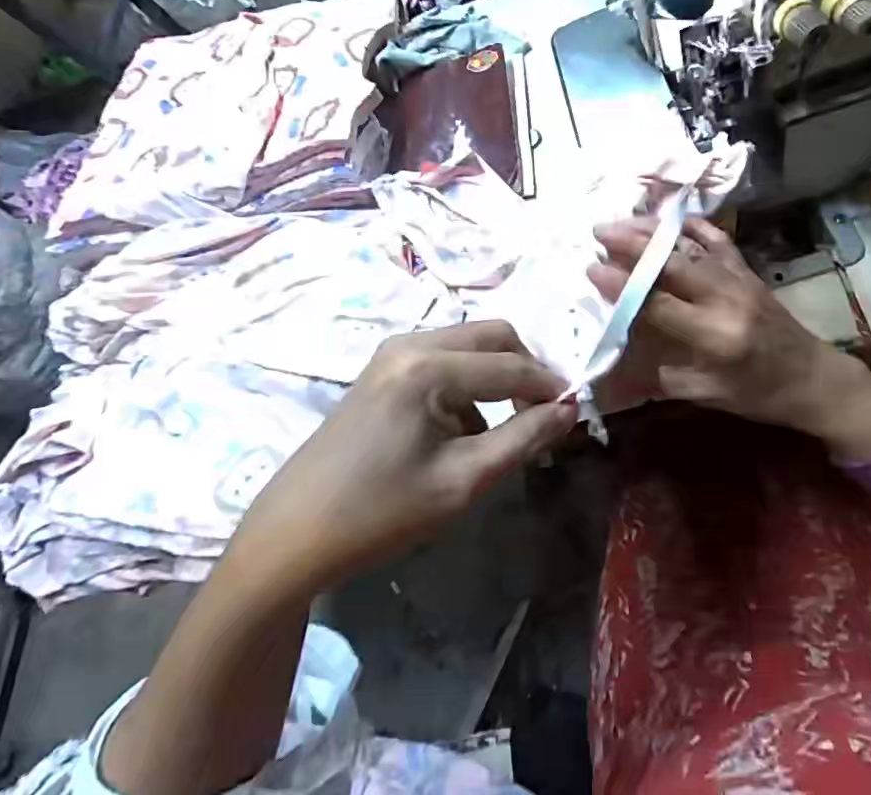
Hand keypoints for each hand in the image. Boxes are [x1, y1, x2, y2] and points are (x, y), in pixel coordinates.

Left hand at [226, 322, 575, 592]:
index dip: (551, 388)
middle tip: (545, 413)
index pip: (513, 366)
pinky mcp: (382, 370)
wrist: (293, 534)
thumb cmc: (381, 512)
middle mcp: (412, 343)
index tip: (577, 412)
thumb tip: (569, 410)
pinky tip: (464, 430)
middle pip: (493, 336)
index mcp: (430, 367)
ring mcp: (392, 353)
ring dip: (497, 376)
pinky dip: (468, 383)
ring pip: (469, 345)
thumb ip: (524, 439)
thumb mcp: (463, 481)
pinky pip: (443, 359)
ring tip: (507, 429)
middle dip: (526, 369)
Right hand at [588, 217, 870, 461]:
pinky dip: (693, 226)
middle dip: (632, 245)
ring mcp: (740, 280)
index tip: (591, 270)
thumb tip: (619, 351)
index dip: (621, 287)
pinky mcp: (749, 271)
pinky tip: (671, 218)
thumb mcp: (705, 394)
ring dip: (654, 232)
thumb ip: (659, 372)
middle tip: (598, 232)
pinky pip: (718, 240)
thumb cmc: (758, 395)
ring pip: (691, 247)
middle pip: (672, 264)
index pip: (658, 304)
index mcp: (714, 337)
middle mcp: (726, 300)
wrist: (814, 379)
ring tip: (622, 221)